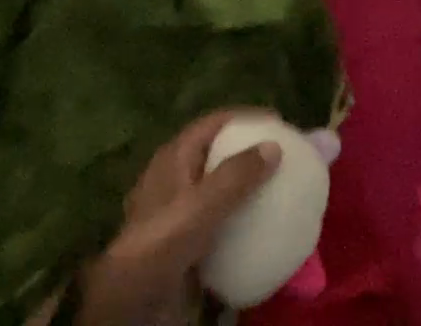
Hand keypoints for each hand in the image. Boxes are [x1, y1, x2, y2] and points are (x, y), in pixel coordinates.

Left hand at [76, 110, 282, 325]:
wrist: (133, 302)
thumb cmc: (162, 242)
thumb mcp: (200, 206)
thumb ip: (236, 176)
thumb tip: (274, 146)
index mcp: (175, 157)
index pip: (214, 123)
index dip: (246, 117)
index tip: (280, 123)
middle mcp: (177, 177)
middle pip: (219, 151)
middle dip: (251, 150)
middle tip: (286, 156)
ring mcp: (181, 210)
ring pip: (220, 185)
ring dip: (248, 184)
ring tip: (282, 186)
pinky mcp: (188, 239)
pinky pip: (221, 217)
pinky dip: (242, 215)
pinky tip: (264, 223)